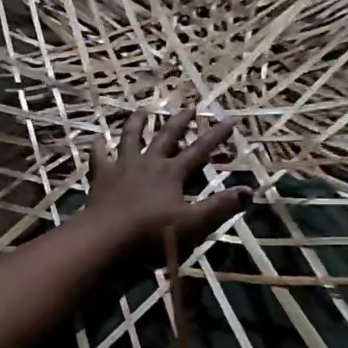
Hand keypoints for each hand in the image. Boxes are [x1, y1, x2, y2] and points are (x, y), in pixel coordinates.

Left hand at [83, 108, 250, 250]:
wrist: (106, 239)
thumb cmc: (151, 234)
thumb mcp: (193, 224)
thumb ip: (220, 207)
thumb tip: (249, 190)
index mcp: (172, 173)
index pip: (200, 150)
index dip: (216, 136)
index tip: (230, 120)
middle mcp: (148, 163)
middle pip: (166, 137)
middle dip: (179, 122)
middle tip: (189, 107)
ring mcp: (122, 167)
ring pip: (130, 138)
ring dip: (137, 123)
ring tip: (142, 110)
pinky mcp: (101, 177)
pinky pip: (99, 157)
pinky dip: (99, 146)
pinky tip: (98, 138)